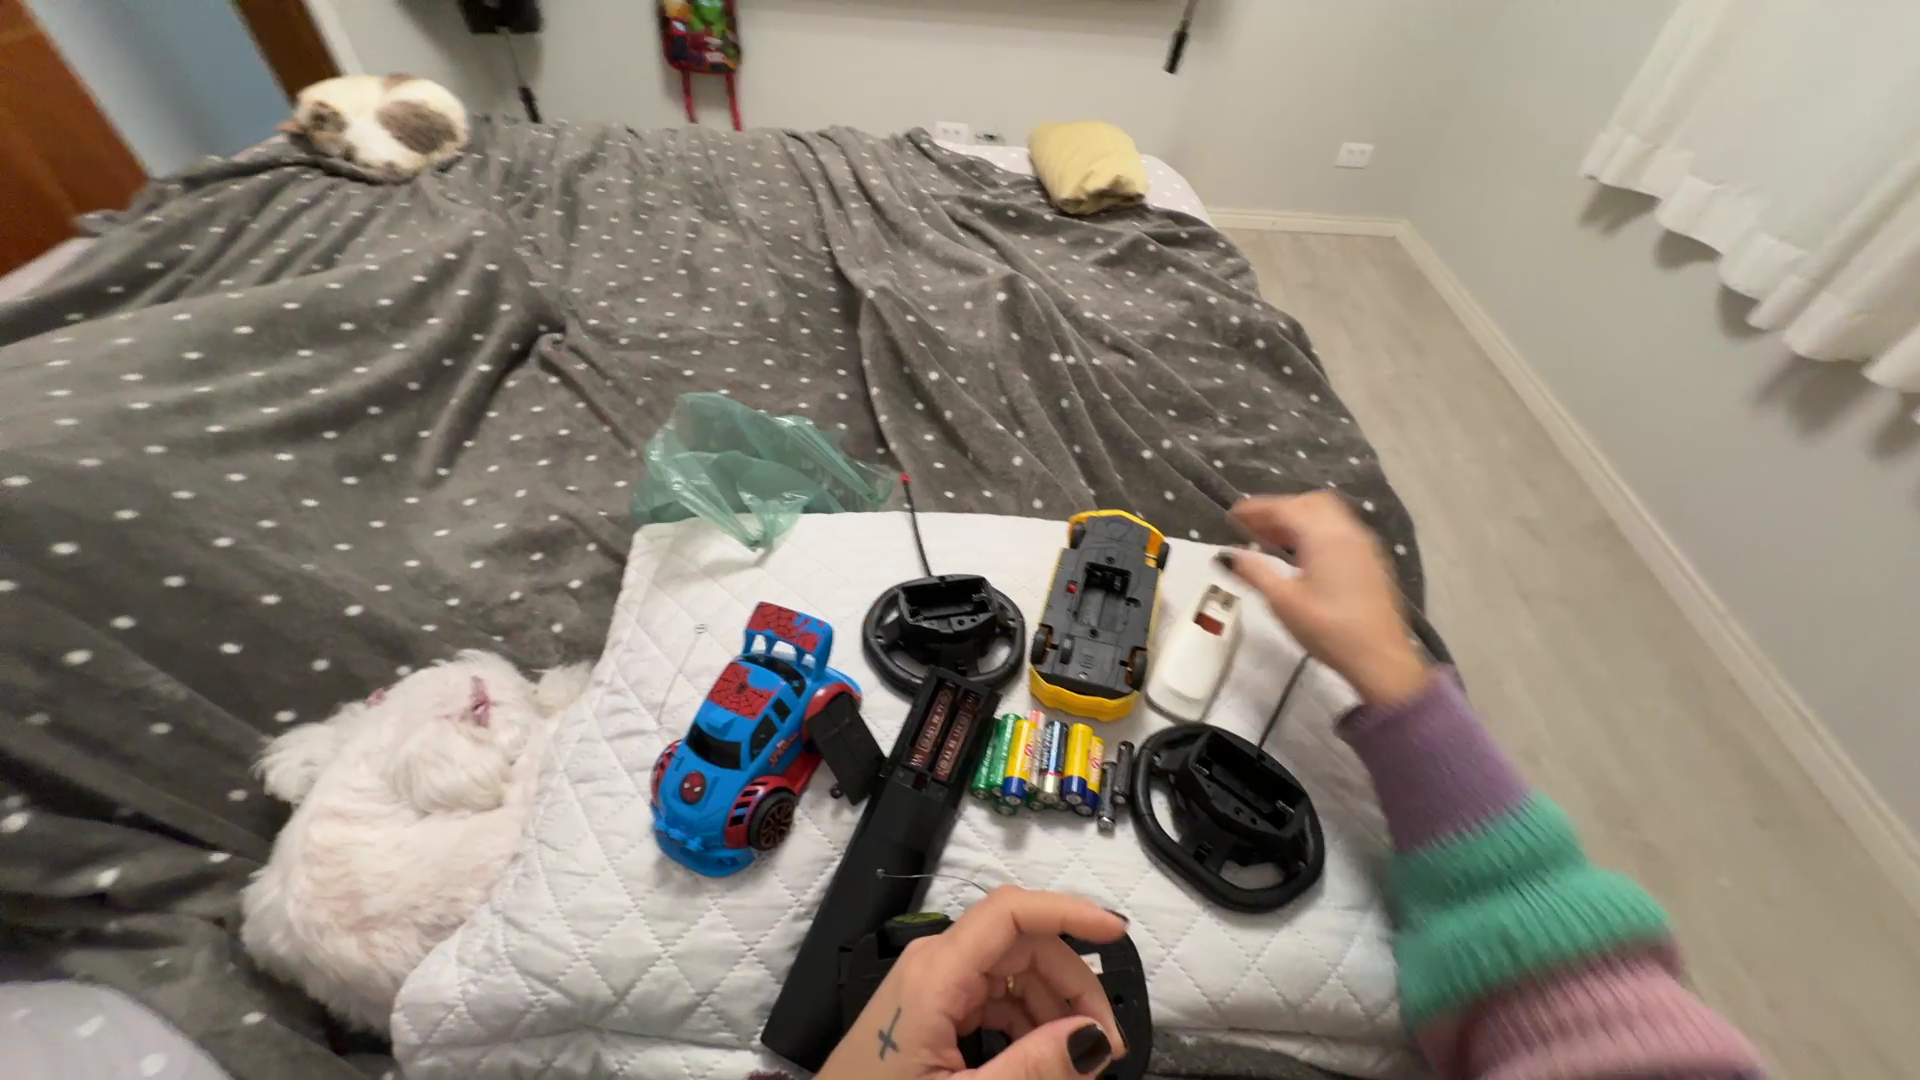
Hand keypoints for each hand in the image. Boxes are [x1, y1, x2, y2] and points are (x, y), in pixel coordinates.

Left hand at [814, 886, 1128, 1079]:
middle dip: (1072, 983)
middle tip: (1109, 1046)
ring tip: (1085, 1059)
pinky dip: (1028, 1020)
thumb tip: (1098, 1038)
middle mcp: (937, 961)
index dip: (1067, 910)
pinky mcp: (936, 1004)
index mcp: (937, 972)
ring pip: (1013, 971)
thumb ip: (1033, 1069)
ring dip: (1055, 1006)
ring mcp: (935, 981)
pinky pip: (995, 995)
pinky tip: (1047, 1055)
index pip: (1010, 912)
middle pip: (1021, 944)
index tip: (1117, 932)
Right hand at [1226, 492, 1429, 705]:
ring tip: (1271, 540)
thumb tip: (1227, 555)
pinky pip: (1339, 531)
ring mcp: (1363, 546)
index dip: (1256, 508)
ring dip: (1297, 519)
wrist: (1380, 658)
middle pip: (1310, 503)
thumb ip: (1254, 572)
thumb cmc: (1327, 629)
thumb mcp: (1282, 601)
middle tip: (1252, 526)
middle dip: (1279, 509)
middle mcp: (1347, 532)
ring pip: (1327, 516)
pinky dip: (1314, 531)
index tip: (1232, 516)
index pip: (1285, 508)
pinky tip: (1300, 556)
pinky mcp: (1371, 562)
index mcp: (1324, 537)